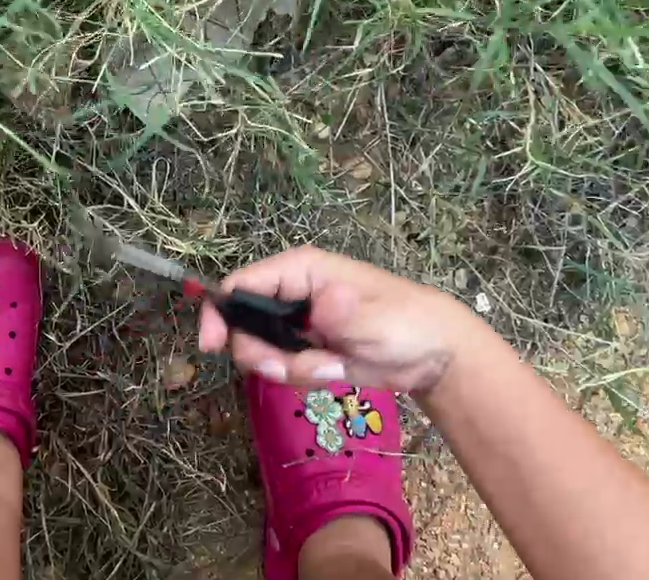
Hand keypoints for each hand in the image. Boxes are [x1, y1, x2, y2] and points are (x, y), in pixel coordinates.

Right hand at [198, 246, 494, 394]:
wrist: (436, 354)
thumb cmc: (406, 322)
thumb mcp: (377, 319)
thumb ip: (344, 313)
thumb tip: (322, 303)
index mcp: (297, 271)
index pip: (240, 285)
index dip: (219, 312)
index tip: (211, 346)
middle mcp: (288, 293)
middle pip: (243, 322)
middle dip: (259, 351)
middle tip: (285, 371)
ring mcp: (295, 321)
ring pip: (261, 347)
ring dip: (287, 367)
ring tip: (329, 370)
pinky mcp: (304, 347)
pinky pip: (282, 365)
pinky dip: (302, 376)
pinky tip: (334, 372)